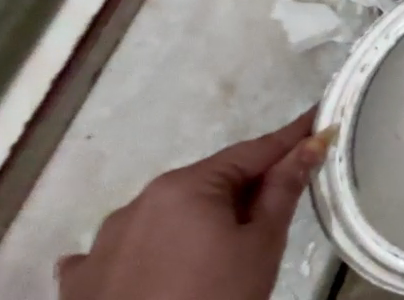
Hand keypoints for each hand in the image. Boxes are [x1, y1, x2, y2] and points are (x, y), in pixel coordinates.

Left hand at [56, 113, 327, 299]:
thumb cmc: (216, 295)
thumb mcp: (264, 241)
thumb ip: (285, 187)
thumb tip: (311, 144)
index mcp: (186, 187)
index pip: (255, 150)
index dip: (294, 137)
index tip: (323, 121)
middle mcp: (138, 203)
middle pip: (211, 180)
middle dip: (247, 183)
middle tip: (283, 196)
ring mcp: (102, 244)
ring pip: (168, 212)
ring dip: (198, 214)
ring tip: (222, 238)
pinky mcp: (80, 282)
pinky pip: (117, 249)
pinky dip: (144, 246)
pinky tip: (148, 258)